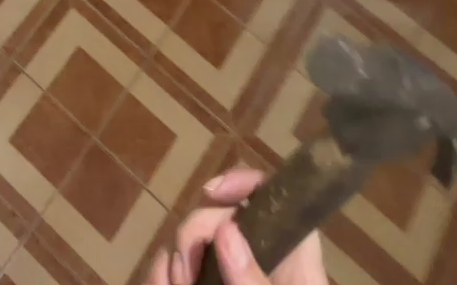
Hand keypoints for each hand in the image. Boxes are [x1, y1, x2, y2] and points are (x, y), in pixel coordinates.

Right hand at [147, 168, 327, 284]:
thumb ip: (254, 282)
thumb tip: (225, 230)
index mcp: (294, 261)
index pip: (273, 197)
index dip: (243, 182)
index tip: (211, 191)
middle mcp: (259, 259)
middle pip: (220, 215)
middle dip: (194, 234)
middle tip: (185, 272)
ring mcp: (226, 272)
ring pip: (192, 243)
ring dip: (174, 258)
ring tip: (172, 282)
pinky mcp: (203, 281)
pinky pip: (175, 267)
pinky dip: (162, 274)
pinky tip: (163, 282)